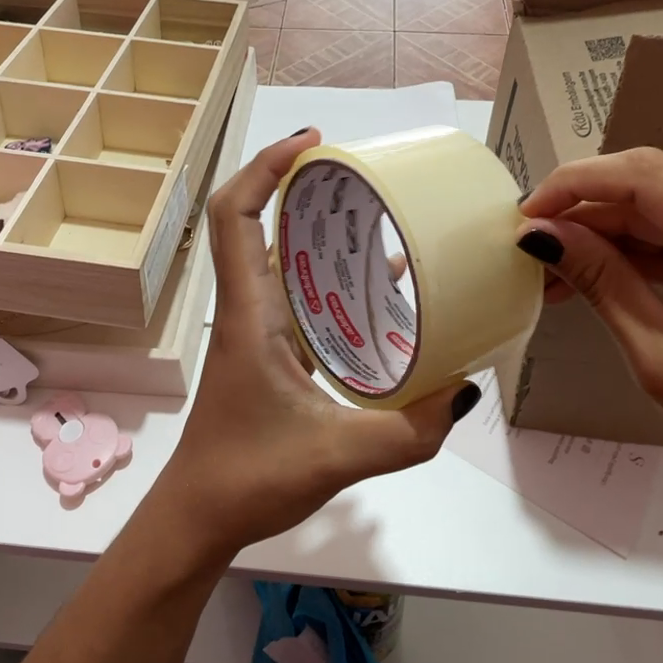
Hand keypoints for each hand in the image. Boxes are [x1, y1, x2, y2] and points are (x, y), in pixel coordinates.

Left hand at [152, 129, 479, 557]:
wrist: (199, 518)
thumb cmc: (247, 477)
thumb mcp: (338, 454)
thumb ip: (410, 431)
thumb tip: (464, 390)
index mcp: (249, 312)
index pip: (234, 214)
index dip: (264, 166)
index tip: (311, 144)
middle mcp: (249, 308)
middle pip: (257, 221)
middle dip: (302, 186)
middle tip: (359, 173)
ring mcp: (258, 329)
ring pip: (283, 258)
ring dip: (320, 230)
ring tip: (379, 214)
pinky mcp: (272, 351)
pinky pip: (302, 296)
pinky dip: (335, 278)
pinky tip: (386, 286)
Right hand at [515, 148, 662, 538]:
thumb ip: (605, 284)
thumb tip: (543, 235)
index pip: (650, 178)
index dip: (578, 182)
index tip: (527, 216)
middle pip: (656, 195)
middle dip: (586, 218)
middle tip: (531, 257)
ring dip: (609, 239)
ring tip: (556, 279)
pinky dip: (644, 256)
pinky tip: (603, 281)